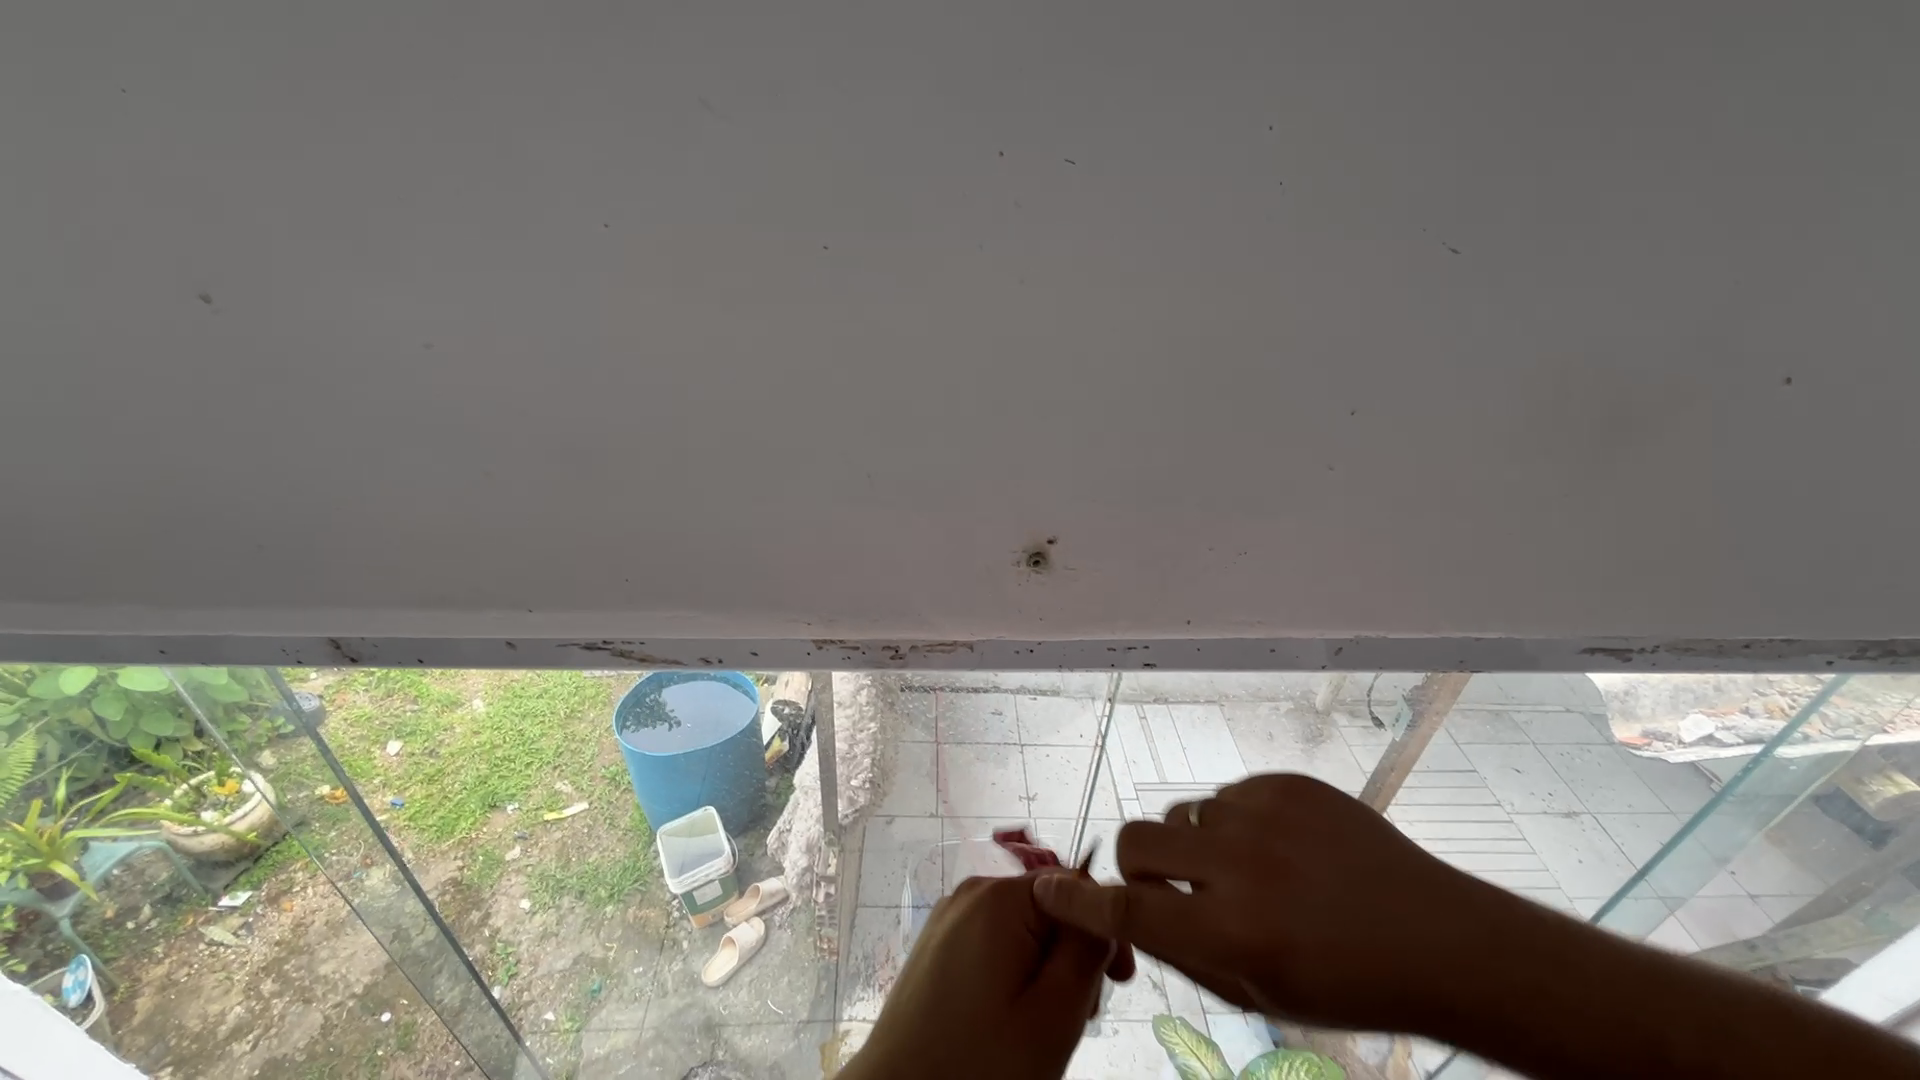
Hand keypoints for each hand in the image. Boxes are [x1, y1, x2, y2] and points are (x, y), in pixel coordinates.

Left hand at [844, 870, 1127, 1079]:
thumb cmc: (980, 1063)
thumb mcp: (1054, 1012)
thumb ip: (1087, 951)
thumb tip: (1102, 911)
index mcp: (999, 897)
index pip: (1075, 884)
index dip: (1104, 927)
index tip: (1119, 982)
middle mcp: (971, 893)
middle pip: (1048, 905)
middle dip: (1073, 954)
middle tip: (1079, 1014)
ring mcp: (950, 918)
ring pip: (1024, 928)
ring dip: (1046, 969)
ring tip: (1043, 1026)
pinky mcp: (938, 945)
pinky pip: (994, 943)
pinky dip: (1016, 974)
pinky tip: (1012, 1019)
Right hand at [1032, 773, 1503, 1033]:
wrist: (1439, 938)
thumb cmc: (1346, 985)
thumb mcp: (1258, 991)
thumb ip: (1182, 950)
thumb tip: (1126, 913)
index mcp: (1236, 932)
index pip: (1128, 912)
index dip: (1079, 903)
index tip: (1046, 891)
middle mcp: (1243, 866)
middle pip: (1137, 840)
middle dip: (1136, 865)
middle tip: (1169, 885)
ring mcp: (1267, 815)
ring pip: (1183, 815)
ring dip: (1195, 845)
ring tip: (1247, 871)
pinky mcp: (1288, 783)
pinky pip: (1225, 796)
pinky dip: (1235, 823)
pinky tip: (1280, 849)